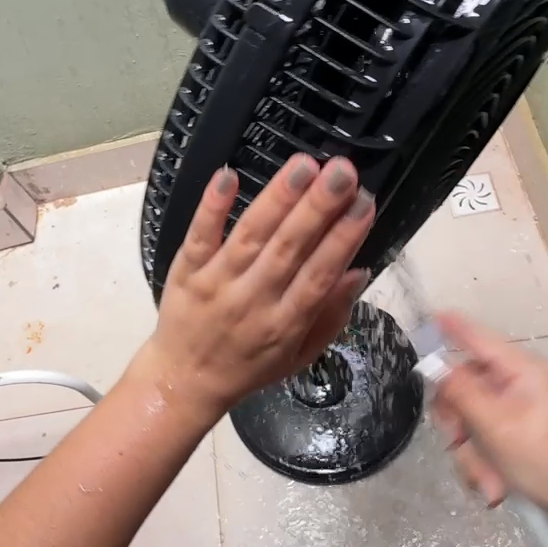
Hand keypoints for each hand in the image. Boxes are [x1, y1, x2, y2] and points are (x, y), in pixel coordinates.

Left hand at [138, 153, 374, 418]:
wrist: (183, 381)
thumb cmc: (249, 366)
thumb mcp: (300, 356)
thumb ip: (331, 316)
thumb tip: (359, 270)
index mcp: (285, 323)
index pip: (319, 275)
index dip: (343, 238)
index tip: (365, 202)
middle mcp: (252, 299)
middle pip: (288, 248)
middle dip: (318, 207)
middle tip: (343, 170)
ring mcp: (216, 282)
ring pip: (250, 235)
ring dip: (277, 197)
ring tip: (304, 165)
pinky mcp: (185, 270)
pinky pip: (199, 235)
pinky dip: (213, 206)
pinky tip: (228, 175)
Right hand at [429, 312, 547, 519]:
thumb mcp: (498, 427)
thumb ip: (462, 393)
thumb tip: (433, 364)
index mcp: (521, 372)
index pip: (479, 338)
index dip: (453, 327)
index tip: (430, 316)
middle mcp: (516, 386)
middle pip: (463, 385)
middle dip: (456, 420)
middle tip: (455, 440)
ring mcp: (514, 413)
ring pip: (467, 420)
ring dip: (469, 452)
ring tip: (488, 480)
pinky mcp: (512, 437)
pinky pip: (479, 441)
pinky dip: (480, 464)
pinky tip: (494, 485)